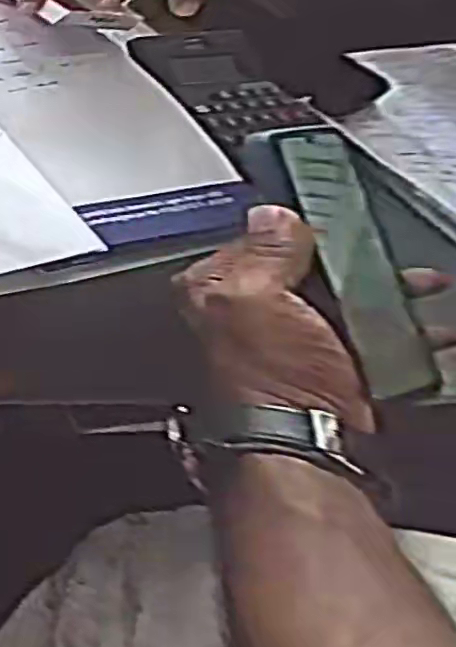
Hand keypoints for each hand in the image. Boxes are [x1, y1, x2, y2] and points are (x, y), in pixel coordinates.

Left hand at [172, 205, 455, 430]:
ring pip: (337, 300)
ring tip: (426, 286)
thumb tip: (272, 216)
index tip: (340, 227)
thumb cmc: (269, 368)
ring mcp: (283, 334)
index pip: (253, 244)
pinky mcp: (322, 359)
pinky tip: (433, 328)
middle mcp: (240, 306)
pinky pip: (365, 334)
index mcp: (212, 286)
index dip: (297, 235)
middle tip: (396, 262)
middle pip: (300, 271)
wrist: (302, 430)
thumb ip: (264, 255)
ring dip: (385, 293)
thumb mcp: (258, 297)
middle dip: (351, 264)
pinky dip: (402, 328)